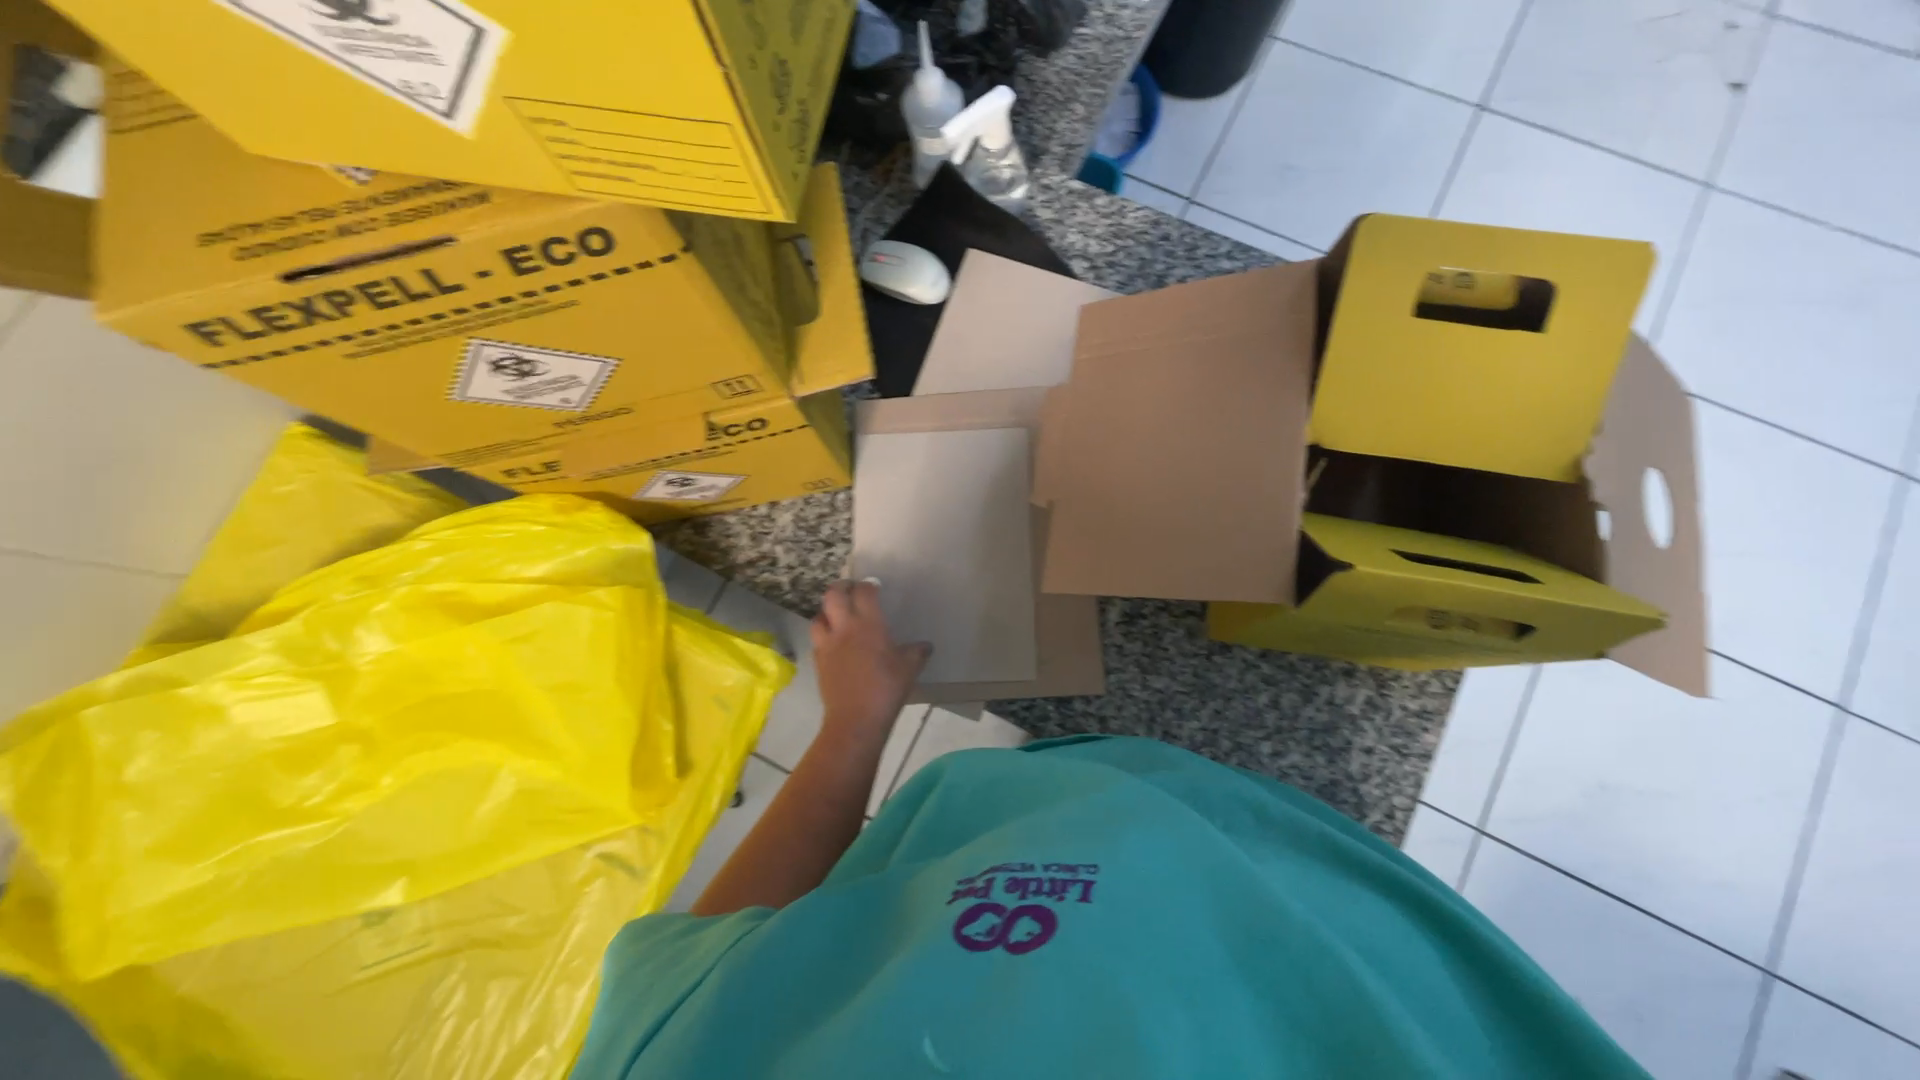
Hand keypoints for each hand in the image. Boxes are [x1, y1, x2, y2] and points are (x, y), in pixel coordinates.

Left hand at [811, 580, 930, 741]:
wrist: (856, 718)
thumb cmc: (886, 689)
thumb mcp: (909, 669)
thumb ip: (916, 653)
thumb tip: (926, 646)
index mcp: (868, 625)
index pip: (864, 593)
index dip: (868, 585)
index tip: (874, 586)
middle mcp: (844, 628)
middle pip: (833, 595)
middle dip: (840, 587)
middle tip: (849, 589)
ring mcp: (827, 644)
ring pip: (818, 616)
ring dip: (826, 611)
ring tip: (836, 614)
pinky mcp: (818, 661)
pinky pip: (817, 639)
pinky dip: (823, 634)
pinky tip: (832, 641)